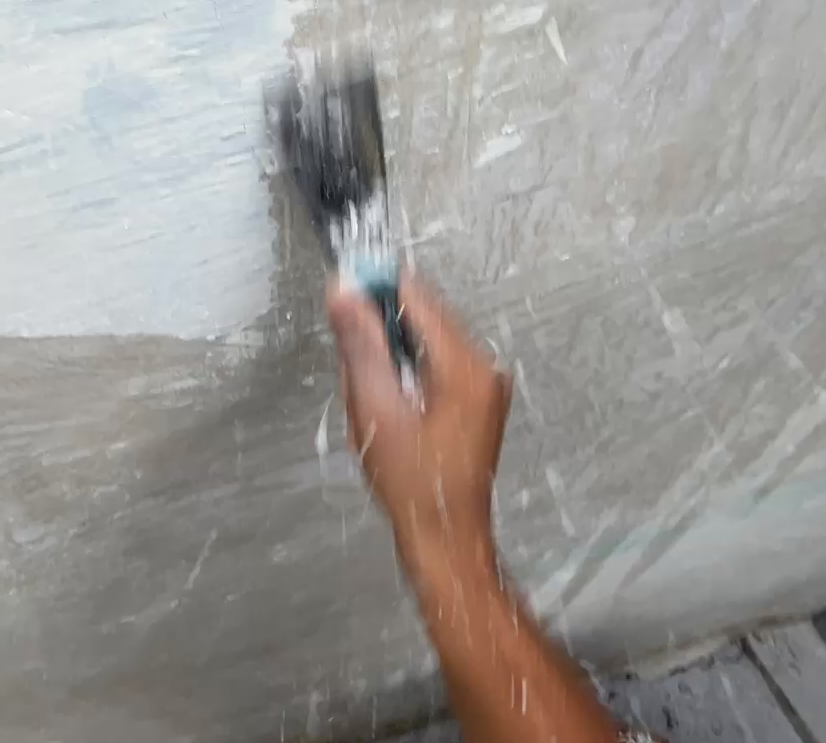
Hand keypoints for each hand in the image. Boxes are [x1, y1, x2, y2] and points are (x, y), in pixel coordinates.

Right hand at [328, 275, 512, 574]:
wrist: (445, 537)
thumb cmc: (409, 479)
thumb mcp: (374, 408)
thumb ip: (359, 344)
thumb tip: (343, 288)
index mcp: (464, 364)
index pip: (415, 295)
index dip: (373, 291)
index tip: (340, 307)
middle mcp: (483, 364)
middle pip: (421, 314)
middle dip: (379, 331)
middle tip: (356, 375)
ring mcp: (484, 382)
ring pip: (423, 336)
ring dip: (389, 353)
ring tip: (372, 398)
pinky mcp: (477, 396)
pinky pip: (433, 359)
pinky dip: (404, 369)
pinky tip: (389, 404)